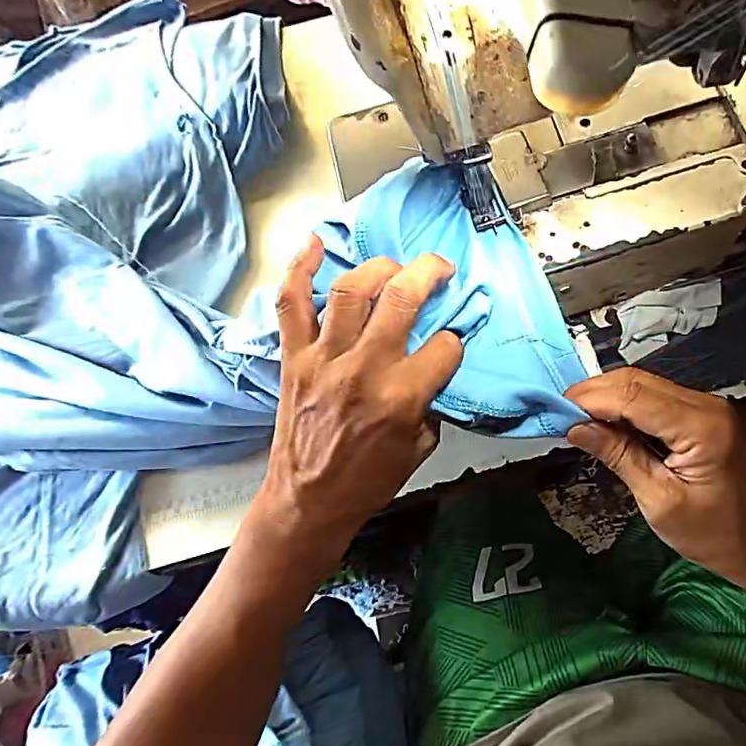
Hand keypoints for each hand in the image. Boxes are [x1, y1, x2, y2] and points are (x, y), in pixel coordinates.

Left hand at [239, 235, 464, 584]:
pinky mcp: (294, 358)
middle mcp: (363, 368)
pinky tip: (314, 244)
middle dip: (430, 273)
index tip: (449, 347)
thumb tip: (435, 373)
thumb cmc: (366, 482)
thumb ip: (431, 405)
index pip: (444, 347)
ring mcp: (324, 358)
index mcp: (401, 397)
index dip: (453, 343)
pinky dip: (300, 269)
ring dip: (379, 267)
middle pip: (402, 298)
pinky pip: (292, 303)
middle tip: (441, 268)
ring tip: (394, 266)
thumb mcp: (418, 449)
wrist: (308, 501)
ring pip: (351, 289)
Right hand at [566, 369, 745, 590]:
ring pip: (643, 384)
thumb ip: (619, 456)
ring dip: (607, 397)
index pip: (634, 395)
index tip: (556, 410)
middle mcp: (705, 405)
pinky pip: (654, 398)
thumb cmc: (710, 533)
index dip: (592, 398)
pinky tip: (603, 421)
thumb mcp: (658, 500)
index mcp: (701, 427)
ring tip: (575, 417)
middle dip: (595, 393)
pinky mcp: (700, 414)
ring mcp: (705, 406)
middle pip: (637, 381)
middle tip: (559, 413)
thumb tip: (577, 428)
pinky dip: (624, 406)